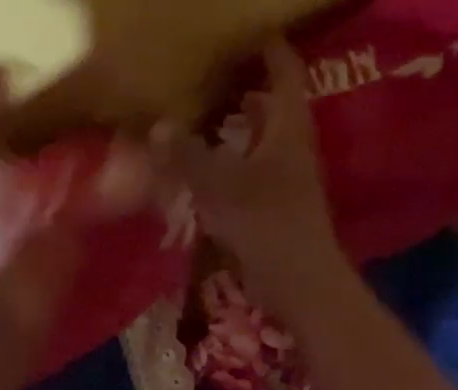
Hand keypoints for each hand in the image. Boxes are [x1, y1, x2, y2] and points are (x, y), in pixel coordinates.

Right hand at [159, 39, 349, 310]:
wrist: (298, 281)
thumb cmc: (266, 223)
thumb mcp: (219, 185)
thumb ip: (187, 157)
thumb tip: (158, 128)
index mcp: (287, 129)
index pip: (284, 74)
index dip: (270, 53)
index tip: (250, 40)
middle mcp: (291, 149)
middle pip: (273, 111)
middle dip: (248, 95)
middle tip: (215, 84)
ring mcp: (286, 182)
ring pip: (260, 146)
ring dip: (237, 136)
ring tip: (203, 128)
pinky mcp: (275, 212)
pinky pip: (251, 178)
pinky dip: (231, 170)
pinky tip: (206, 180)